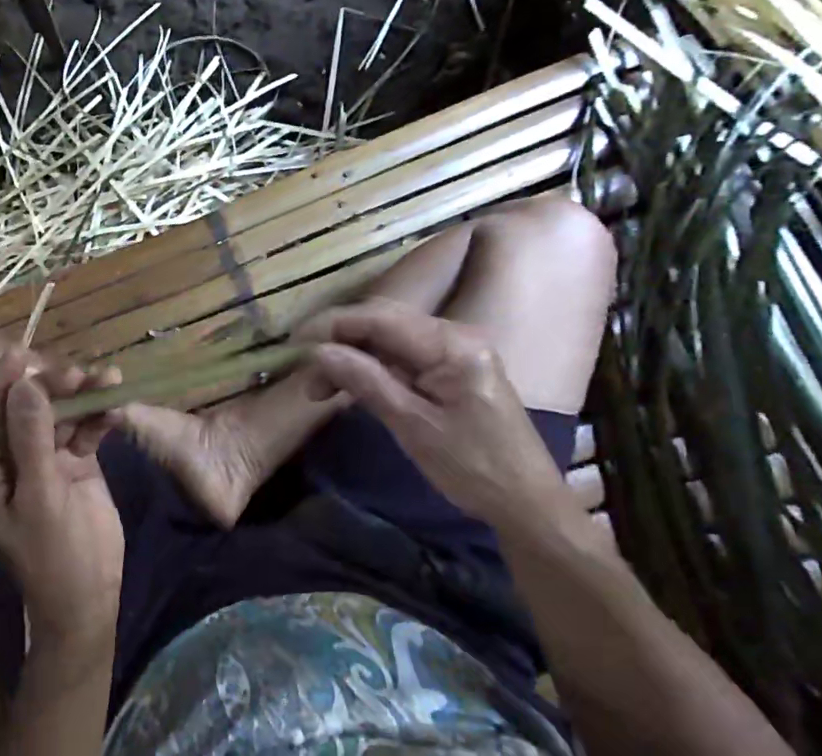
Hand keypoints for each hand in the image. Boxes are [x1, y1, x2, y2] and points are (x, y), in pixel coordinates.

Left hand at [0, 350, 123, 648]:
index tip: (21, 352)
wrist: (90, 596)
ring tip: (110, 378)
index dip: (3, 383)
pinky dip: (100, 416)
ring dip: (84, 396)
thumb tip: (23, 386)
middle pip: (31, 409)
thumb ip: (32, 439)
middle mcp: (16, 461)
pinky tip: (116, 407)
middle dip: (54, 387)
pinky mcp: (79, 464)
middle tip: (81, 373)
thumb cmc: (55, 555)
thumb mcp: (41, 496)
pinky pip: (86, 429)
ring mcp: (49, 461)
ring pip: (63, 415)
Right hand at [302, 299, 576, 536]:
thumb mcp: (414, 427)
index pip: (381, 318)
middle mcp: (457, 334)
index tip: (294, 343)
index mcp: (452, 343)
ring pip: (394, 338)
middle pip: (386, 322)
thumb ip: (366, 382)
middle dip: (342, 341)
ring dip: (357, 355)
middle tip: (307, 376)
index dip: (334, 325)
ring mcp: (459, 349)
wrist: (527, 502)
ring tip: (322, 388)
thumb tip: (318, 352)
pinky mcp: (457, 366)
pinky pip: (409, 355)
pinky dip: (379, 367)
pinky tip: (356, 385)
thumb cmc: (473, 469)